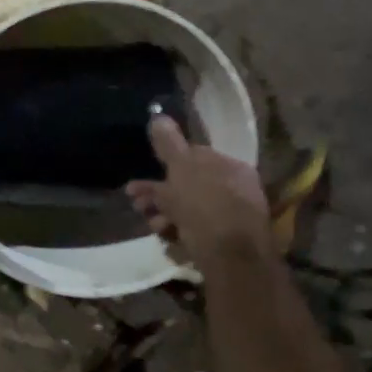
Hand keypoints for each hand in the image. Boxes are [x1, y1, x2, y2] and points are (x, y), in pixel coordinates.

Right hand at [126, 116, 275, 271]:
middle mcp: (235, 188)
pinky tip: (163, 231)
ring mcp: (231, 214)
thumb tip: (158, 116)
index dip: (167, 161)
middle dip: (158, 190)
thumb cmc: (204, 205)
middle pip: (188, 182)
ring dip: (161, 209)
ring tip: (147, 218)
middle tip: (135, 198)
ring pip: (187, 205)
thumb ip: (169, 143)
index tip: (147, 170)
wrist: (229, 256)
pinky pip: (194, 225)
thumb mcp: (181, 168)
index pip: (194, 155)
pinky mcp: (224, 238)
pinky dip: (175, 226)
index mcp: (231, 167)